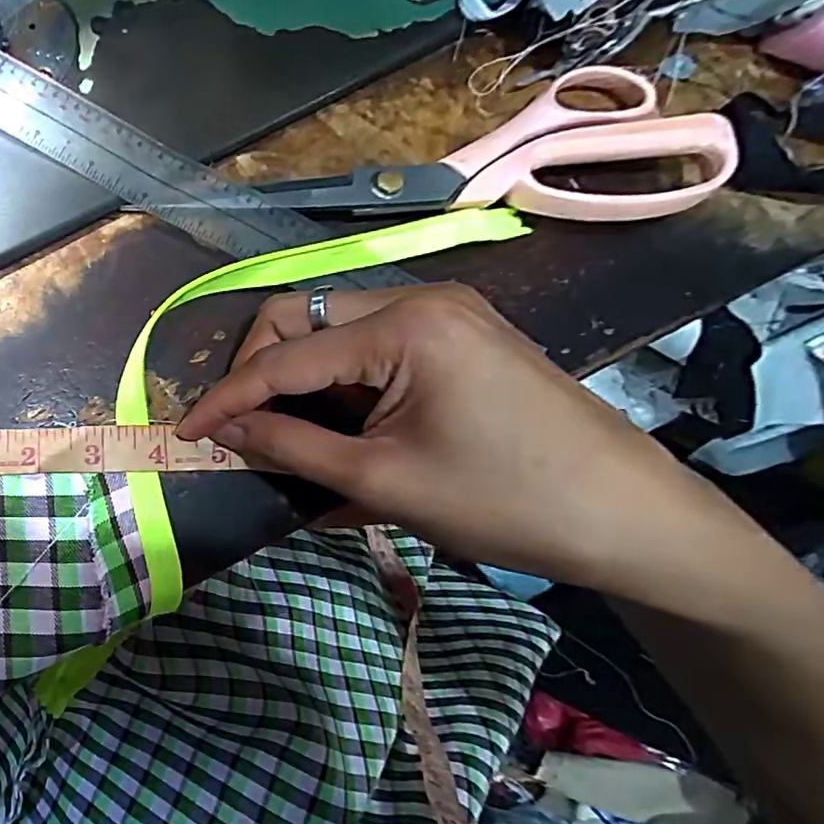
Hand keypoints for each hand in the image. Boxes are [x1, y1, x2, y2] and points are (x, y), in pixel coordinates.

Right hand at [176, 284, 766, 600]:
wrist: (640, 523)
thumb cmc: (506, 502)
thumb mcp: (378, 480)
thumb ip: (288, 445)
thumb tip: (222, 429)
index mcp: (405, 327)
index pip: (282, 357)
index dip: (225, 397)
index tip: (184, 431)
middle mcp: (418, 301)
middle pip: (297, 317)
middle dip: (254, 369)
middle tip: (241, 424)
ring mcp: (440, 314)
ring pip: (325, 327)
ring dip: (290, 375)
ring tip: (280, 428)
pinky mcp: (453, 335)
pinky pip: (362, 343)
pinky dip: (330, 380)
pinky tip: (328, 421)